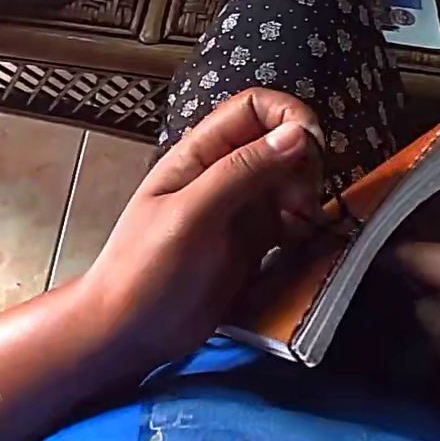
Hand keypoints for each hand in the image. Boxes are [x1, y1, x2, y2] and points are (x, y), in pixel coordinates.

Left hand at [81, 88, 324, 362]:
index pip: (254, 107)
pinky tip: (292, 243)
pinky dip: (302, 224)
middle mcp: (225, 173)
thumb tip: (295, 134)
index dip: (288, 114)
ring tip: (296, 225)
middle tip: (300, 199)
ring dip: (306, 195)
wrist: (129, 333)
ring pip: (292, 178)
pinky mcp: (255, 238)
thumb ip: (242, 171)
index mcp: (201, 153)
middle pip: (282, 141)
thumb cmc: (142, 270)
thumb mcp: (190, 215)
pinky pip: (292, 216)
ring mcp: (242, 206)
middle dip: (302, 162)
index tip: (310, 142)